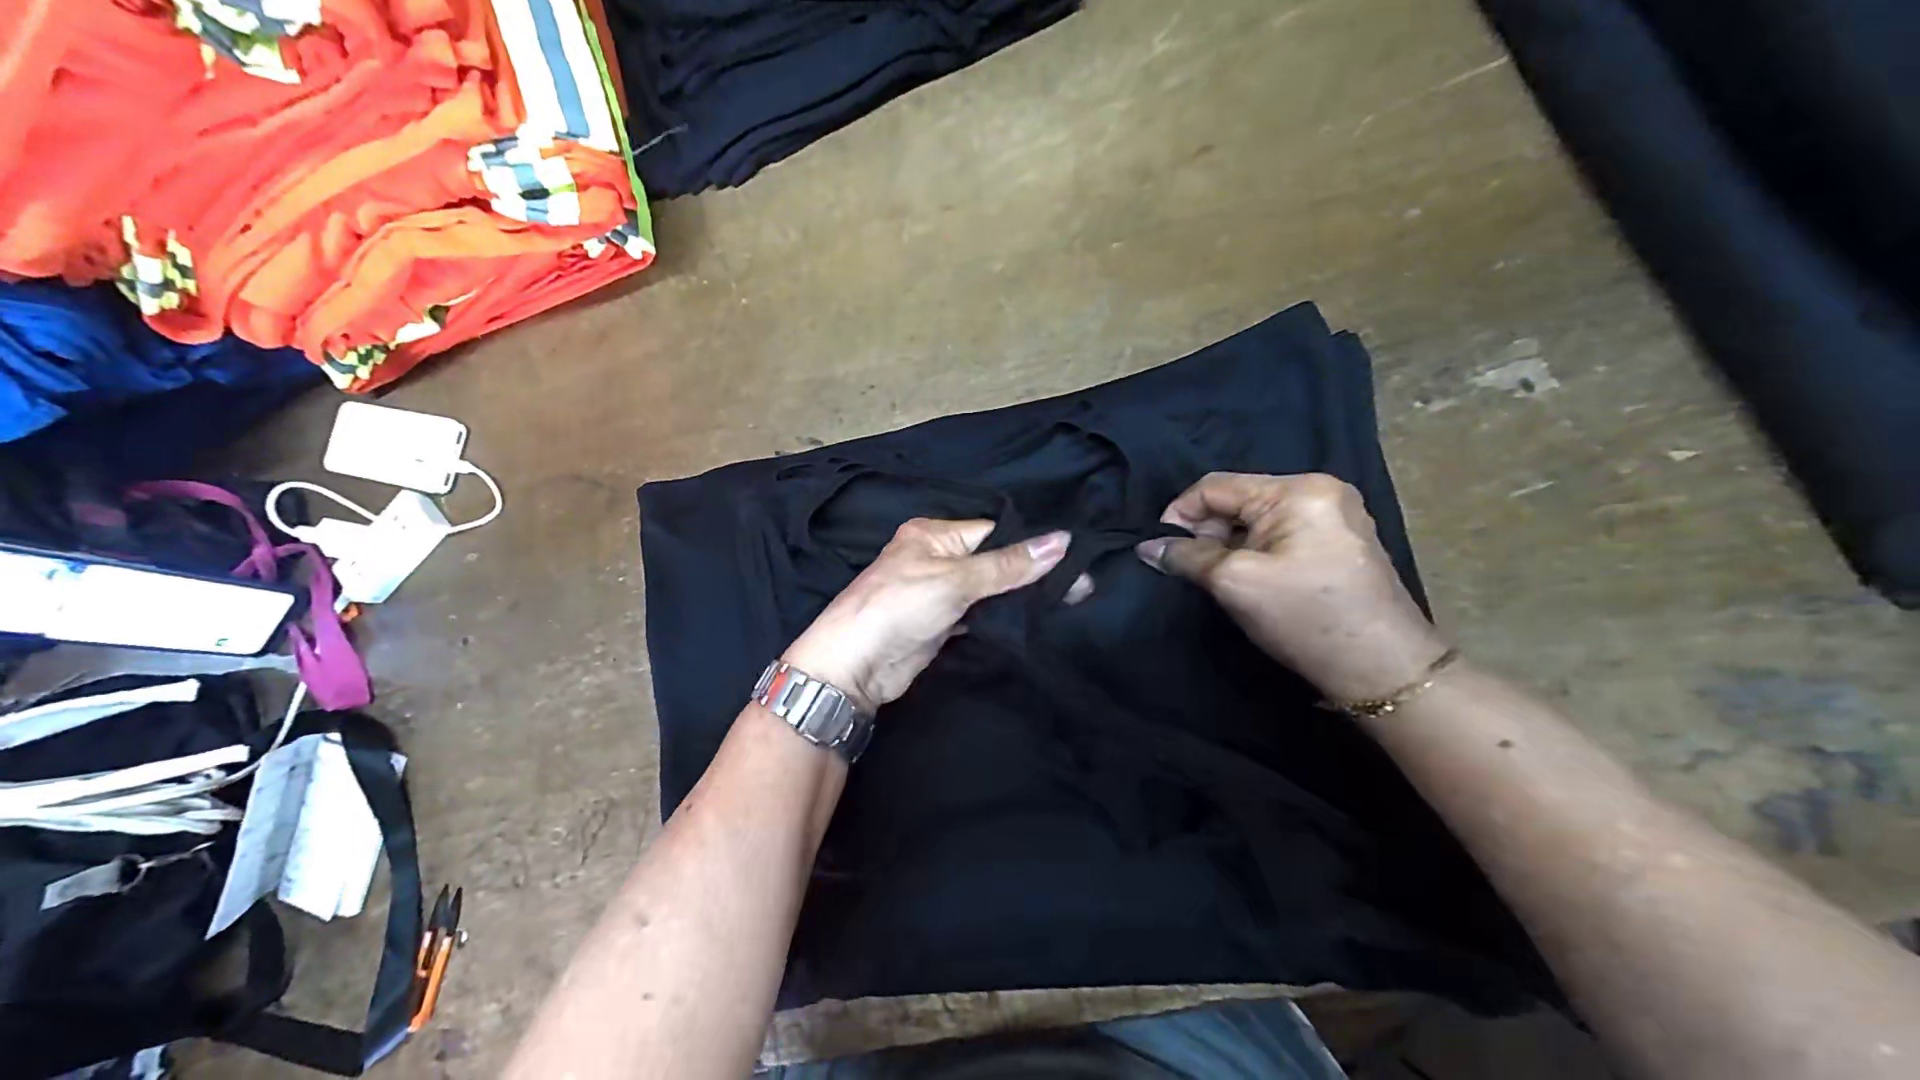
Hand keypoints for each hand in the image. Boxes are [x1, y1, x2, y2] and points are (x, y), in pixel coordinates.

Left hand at [781, 519, 1070, 713]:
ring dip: (1018, 597)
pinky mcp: (942, 624)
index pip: (993, 532)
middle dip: (1030, 573)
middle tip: (1079, 587)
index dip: (1030, 545)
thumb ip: (1009, 565)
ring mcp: (939, 593)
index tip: (1074, 560)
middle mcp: (936, 558)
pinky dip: (1002, 618)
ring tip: (1066, 603)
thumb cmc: (900, 607)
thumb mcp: (956, 580)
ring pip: (989, 590)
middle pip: (994, 561)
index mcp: (934, 534)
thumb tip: (1062, 540)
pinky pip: (980, 614)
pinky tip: (1034, 621)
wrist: (853, 666)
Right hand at [1136, 472, 1449, 702]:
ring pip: (1255, 520)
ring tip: (1216, 579)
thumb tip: (1147, 547)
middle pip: (1237, 500)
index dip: (1180, 513)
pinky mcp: (1338, 541)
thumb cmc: (1305, 618)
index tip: (1160, 549)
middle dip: (1206, 532)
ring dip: (1227, 546)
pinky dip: (1252, 553)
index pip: (1216, 485)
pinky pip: (1278, 534)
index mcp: (1299, 489)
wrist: (1383, 668)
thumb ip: (1187, 557)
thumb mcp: (1235, 583)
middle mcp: (1319, 490)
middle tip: (1190, 570)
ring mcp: (1334, 515)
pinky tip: (1246, 579)